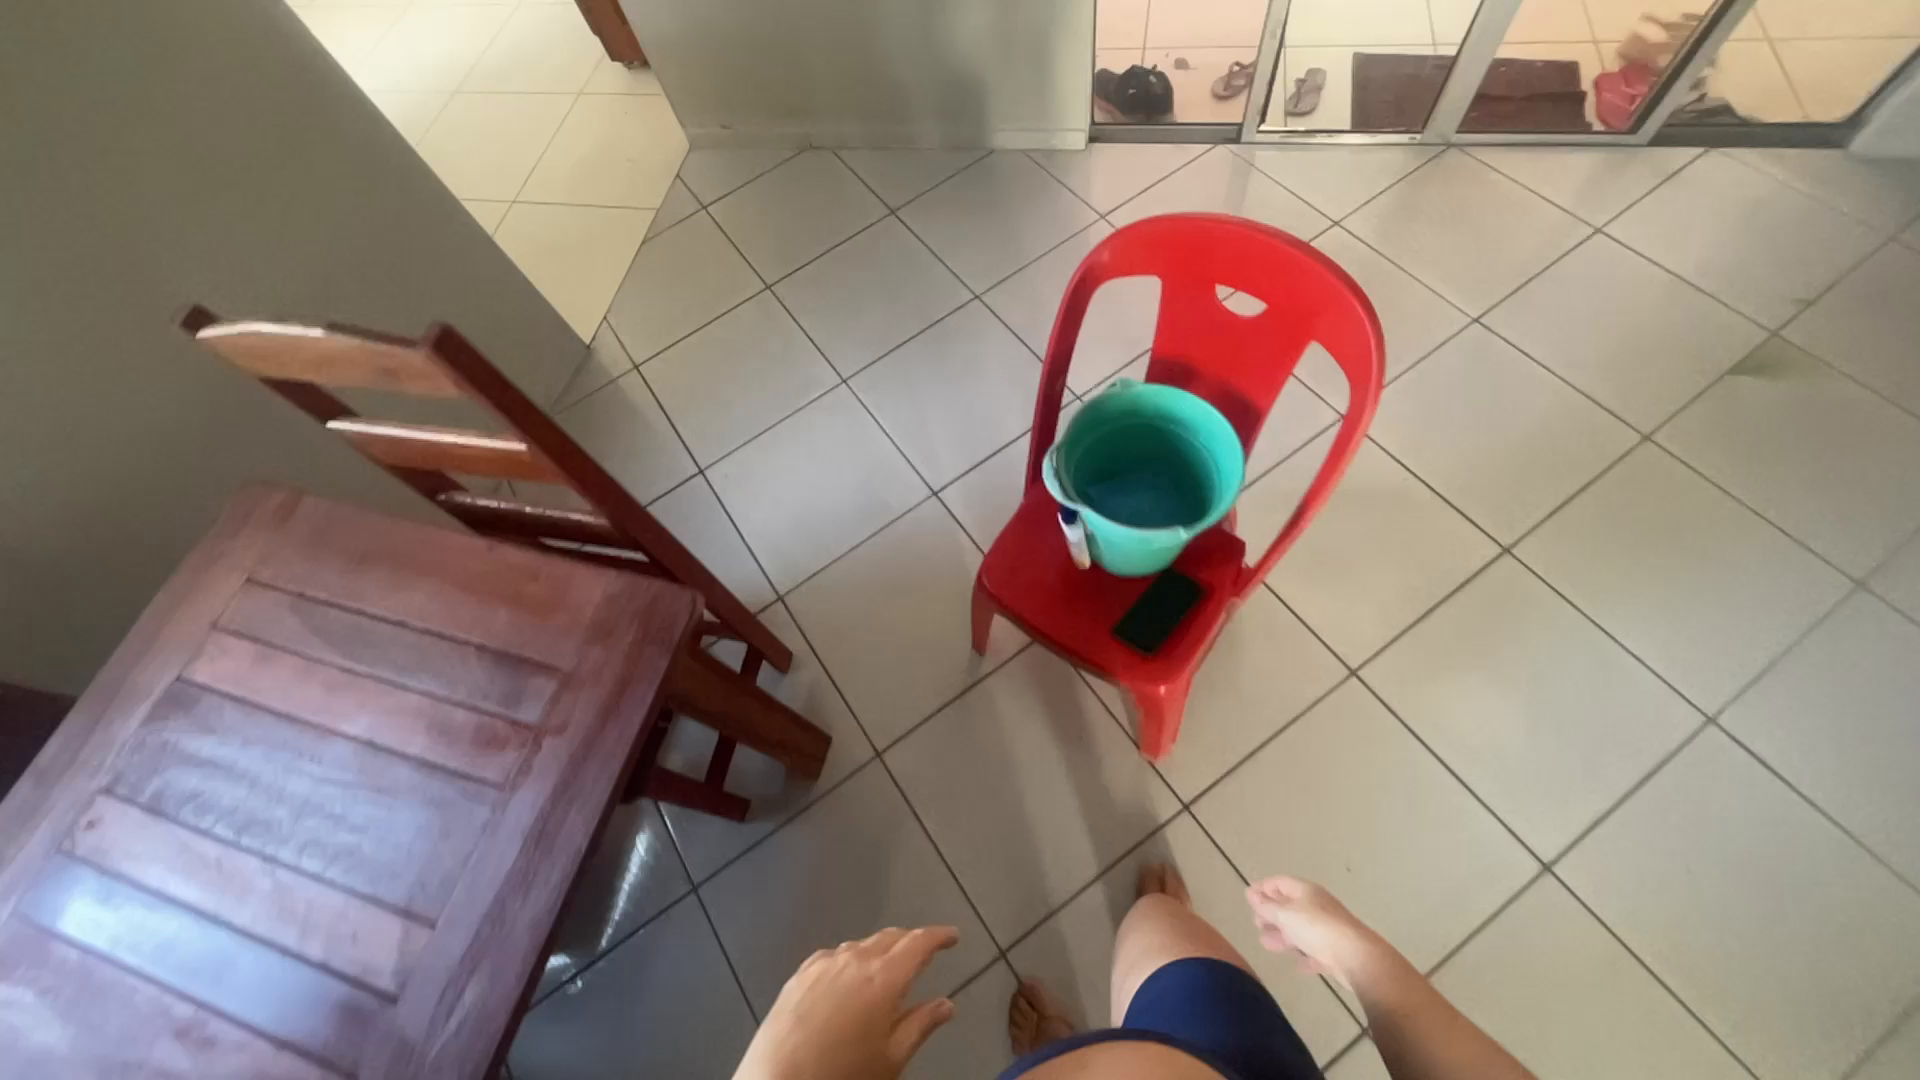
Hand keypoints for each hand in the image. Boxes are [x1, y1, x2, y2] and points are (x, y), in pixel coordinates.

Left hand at [732, 926, 958, 1079]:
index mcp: (883, 979)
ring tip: (887, 970)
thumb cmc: (842, 1076)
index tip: (953, 936)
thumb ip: (920, 1025)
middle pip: (890, 937)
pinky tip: (847, 979)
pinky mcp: (799, 974)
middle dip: (911, 941)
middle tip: (925, 952)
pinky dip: (850, 960)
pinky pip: (833, 956)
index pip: (919, 943)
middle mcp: (854, 960)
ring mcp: (823, 964)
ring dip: (880, 951)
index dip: (939, 936)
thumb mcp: (890, 1060)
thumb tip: (947, 1004)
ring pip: (861, 945)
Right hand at [1245, 876, 1398, 990]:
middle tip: (1256, 923)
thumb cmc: (1317, 929)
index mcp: (1305, 892)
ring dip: (1283, 936)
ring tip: (1266, 944)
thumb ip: (1266, 906)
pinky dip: (1304, 955)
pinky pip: (1315, 951)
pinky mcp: (1336, 951)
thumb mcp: (1284, 915)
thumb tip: (1250, 893)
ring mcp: (1328, 929)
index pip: (1279, 883)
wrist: (1358, 958)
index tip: (1248, 898)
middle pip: (1290, 906)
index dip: (1262, 888)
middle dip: (1271, 914)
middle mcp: (1317, 906)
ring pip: (1301, 929)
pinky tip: (1297, 965)